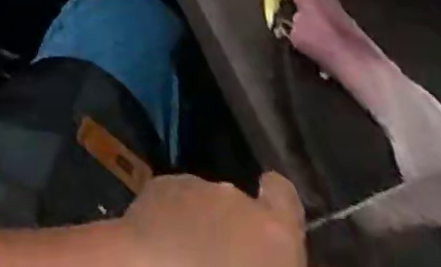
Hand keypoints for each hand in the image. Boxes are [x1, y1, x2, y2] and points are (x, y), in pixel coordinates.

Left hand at [121, 173, 305, 266]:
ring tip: (192, 252)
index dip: (276, 197)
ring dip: (201, 219)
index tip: (269, 211)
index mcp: (274, 228)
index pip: (282, 192)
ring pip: (204, 201)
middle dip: (232, 224)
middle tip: (224, 256)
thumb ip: (270, 256)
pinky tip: (166, 239)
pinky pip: (175, 198)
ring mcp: (191, 185)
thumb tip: (259, 252)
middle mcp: (232, 196)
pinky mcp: (158, 184)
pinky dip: (174, 214)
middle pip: (238, 204)